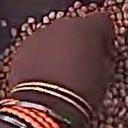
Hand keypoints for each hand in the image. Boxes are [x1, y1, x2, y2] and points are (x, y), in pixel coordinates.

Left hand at [5, 13, 114, 127]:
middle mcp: (64, 24)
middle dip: (80, 41)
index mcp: (89, 27)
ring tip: (61, 72)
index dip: (105, 35)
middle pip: (76, 26)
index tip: (105, 50)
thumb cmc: (83, 91)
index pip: (103, 21)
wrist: (45, 106)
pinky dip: (41, 58)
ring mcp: (40, 35)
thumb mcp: (105, 75)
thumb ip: (104, 56)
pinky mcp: (22, 48)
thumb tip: (100, 54)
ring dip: (59, 48)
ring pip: (54, 36)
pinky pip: (37, 48)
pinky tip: (44, 76)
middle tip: (82, 63)